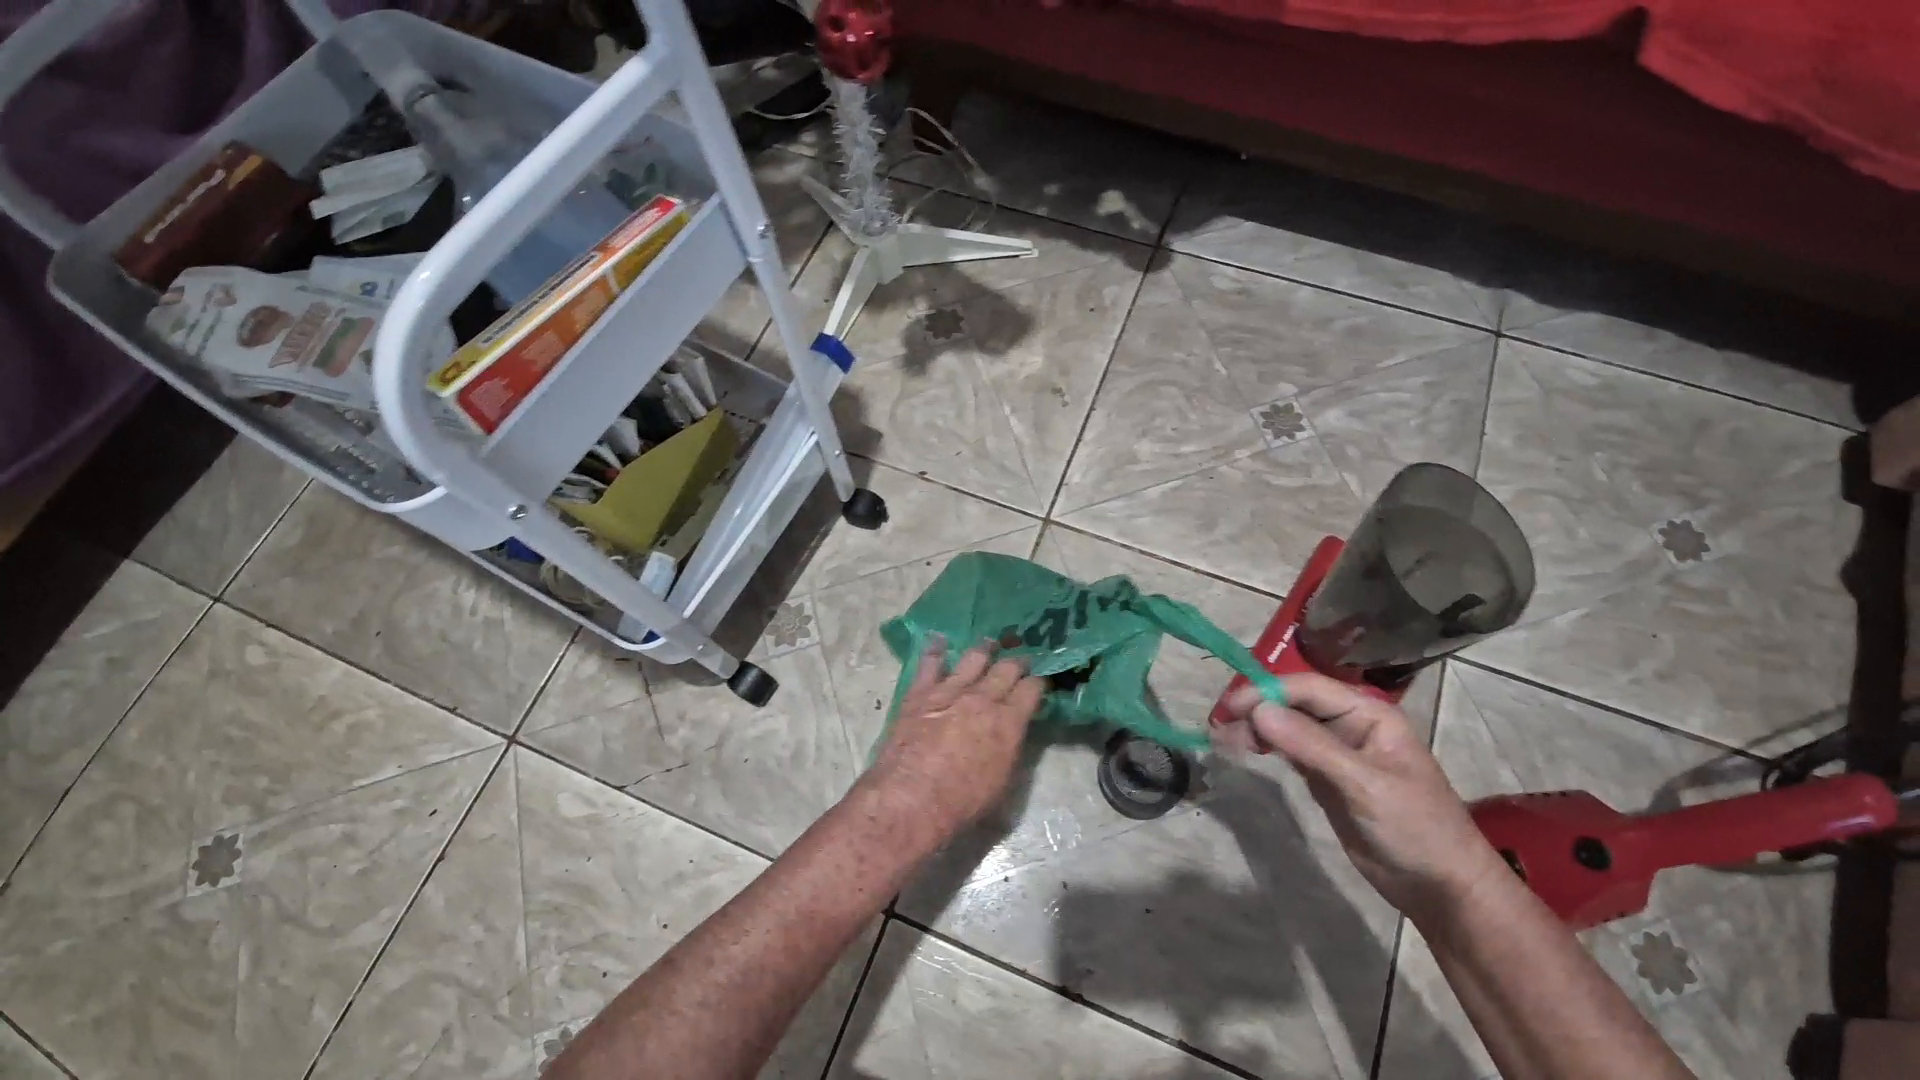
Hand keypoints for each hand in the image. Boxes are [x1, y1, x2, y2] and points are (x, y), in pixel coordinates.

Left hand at [864, 636, 1044, 843]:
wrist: (912, 799)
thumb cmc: (962, 804)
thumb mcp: (1003, 785)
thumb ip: (1010, 753)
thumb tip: (1011, 738)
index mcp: (1009, 722)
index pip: (1032, 690)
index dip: (1040, 682)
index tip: (1041, 680)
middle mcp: (983, 699)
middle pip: (1006, 669)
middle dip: (1017, 661)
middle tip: (1022, 658)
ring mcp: (949, 692)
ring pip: (973, 658)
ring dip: (985, 649)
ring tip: (990, 643)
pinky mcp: (920, 694)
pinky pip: (930, 663)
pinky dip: (936, 649)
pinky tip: (939, 640)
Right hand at [1217, 673, 1509, 922]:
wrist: (1441, 888)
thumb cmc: (1415, 828)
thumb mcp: (1363, 784)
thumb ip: (1310, 745)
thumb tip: (1258, 711)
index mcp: (1369, 713)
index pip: (1307, 689)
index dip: (1266, 692)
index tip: (1229, 708)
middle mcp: (1351, 724)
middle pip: (1294, 703)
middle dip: (1256, 708)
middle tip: (1218, 727)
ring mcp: (1337, 752)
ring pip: (1287, 726)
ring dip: (1256, 728)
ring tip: (1222, 740)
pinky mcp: (1326, 779)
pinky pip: (1290, 752)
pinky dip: (1266, 748)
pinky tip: (1245, 751)